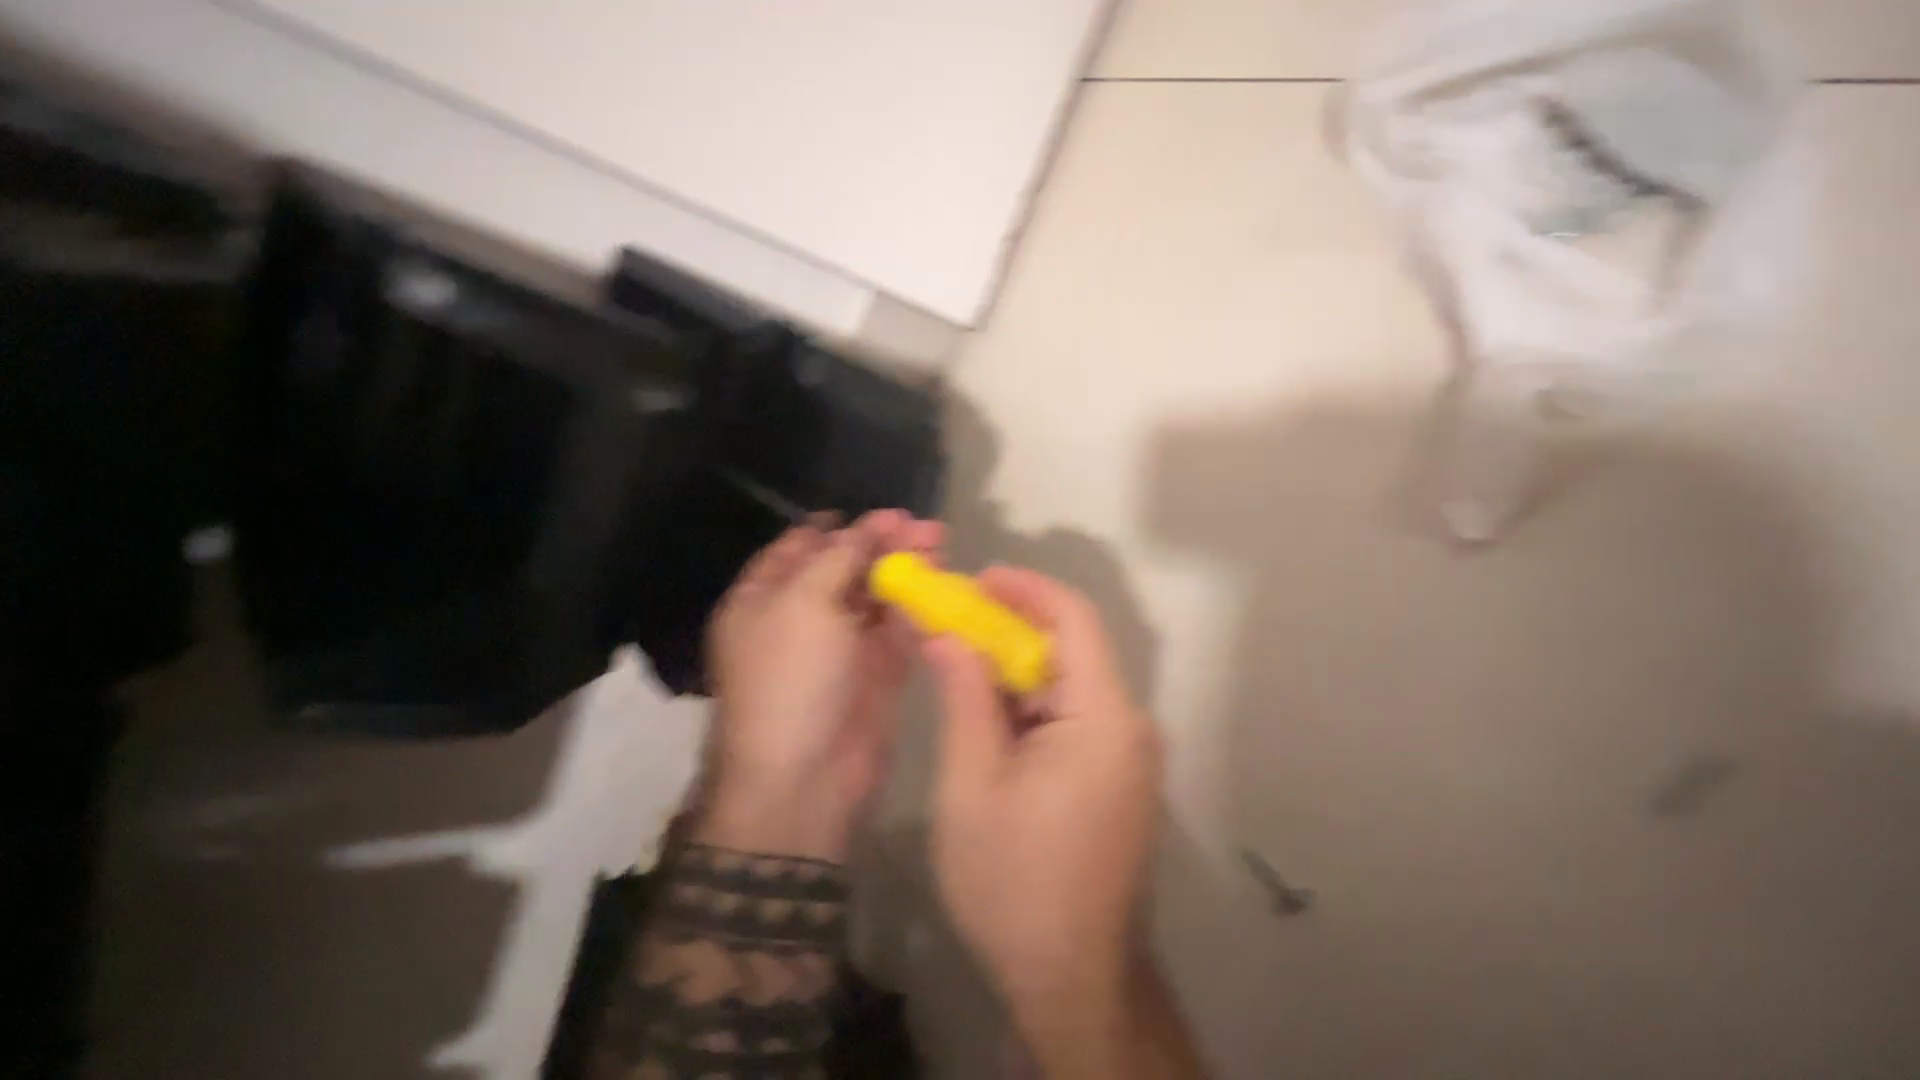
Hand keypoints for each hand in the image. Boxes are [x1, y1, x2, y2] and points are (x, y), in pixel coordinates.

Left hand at [698, 511, 943, 860]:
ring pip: (876, 598)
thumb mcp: (803, 603)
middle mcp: (799, 619)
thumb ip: (840, 558)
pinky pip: (898, 633)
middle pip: (845, 569)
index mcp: (762, 599)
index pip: (799, 548)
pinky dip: (918, 610)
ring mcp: (839, 649)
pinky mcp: (876, 676)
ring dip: (907, 572)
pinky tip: (944, 588)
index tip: (882, 515)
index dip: (839, 528)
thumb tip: (865, 527)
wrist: (803, 778)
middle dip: (883, 546)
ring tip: (941, 547)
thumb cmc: (789, 678)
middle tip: (925, 530)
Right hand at [921, 568, 1164, 1025]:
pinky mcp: (1119, 785)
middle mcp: (1130, 729)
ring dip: (1018, 671)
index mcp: (1103, 719)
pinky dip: (1033, 709)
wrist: (1074, 979)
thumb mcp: (972, 784)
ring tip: (958, 666)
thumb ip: (964, 698)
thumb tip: (948, 634)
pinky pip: (1077, 723)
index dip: (1025, 588)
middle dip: (1011, 630)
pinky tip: (989, 718)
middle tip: (950, 623)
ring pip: (1072, 689)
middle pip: (1074, 651)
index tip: (974, 579)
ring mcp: (1130, 760)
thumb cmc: (1014, 881)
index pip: (1074, 620)